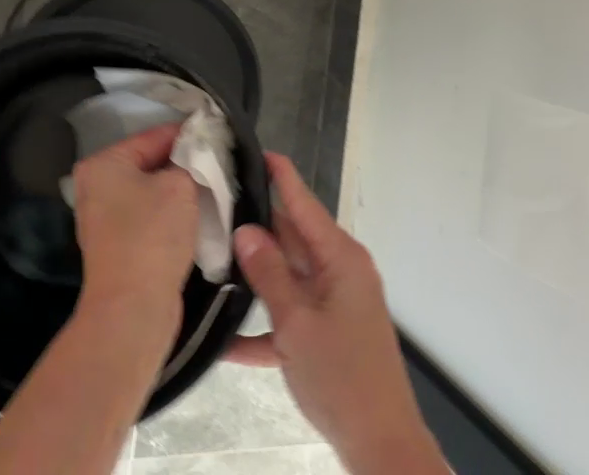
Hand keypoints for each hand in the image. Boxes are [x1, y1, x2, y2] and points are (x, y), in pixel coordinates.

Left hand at [72, 123, 199, 328]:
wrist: (132, 306)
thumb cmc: (153, 235)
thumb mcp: (180, 185)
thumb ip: (190, 162)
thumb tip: (195, 155)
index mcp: (103, 163)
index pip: (154, 135)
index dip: (189, 134)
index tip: (219, 135)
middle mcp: (95, 186)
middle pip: (150, 164)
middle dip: (184, 165)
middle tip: (220, 164)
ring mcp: (103, 218)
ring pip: (151, 192)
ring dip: (179, 192)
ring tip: (213, 189)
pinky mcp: (116, 245)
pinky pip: (149, 217)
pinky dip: (170, 215)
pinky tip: (197, 217)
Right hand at [227, 154, 445, 474]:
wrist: (379, 440)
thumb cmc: (340, 374)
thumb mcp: (297, 322)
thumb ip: (270, 274)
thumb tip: (246, 230)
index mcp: (340, 258)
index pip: (304, 204)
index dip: (281, 176)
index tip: (258, 149)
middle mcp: (339, 271)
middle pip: (293, 238)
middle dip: (257, 224)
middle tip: (214, 205)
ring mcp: (334, 302)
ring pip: (288, 275)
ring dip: (255, 275)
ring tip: (210, 255)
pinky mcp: (327, 332)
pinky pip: (290, 316)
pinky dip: (264, 325)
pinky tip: (224, 340)